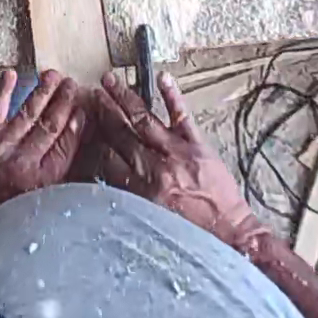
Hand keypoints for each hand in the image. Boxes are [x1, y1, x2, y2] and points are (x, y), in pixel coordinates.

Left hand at [0, 69, 85, 226]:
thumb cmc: (0, 210)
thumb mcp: (36, 203)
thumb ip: (54, 181)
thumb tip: (74, 154)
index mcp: (40, 181)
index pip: (65, 147)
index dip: (76, 127)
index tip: (84, 110)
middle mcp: (23, 160)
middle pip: (50, 125)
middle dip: (64, 103)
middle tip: (73, 85)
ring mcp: (2, 145)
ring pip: (29, 113)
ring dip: (43, 92)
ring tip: (53, 75)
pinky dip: (4, 90)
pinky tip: (12, 74)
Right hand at [91, 70, 268, 250]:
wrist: (235, 240)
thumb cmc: (192, 237)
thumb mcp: (151, 223)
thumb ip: (128, 198)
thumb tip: (104, 178)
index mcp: (141, 190)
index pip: (106, 157)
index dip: (93, 140)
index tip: (83, 124)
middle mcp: (156, 168)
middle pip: (120, 133)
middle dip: (103, 112)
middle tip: (90, 95)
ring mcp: (177, 153)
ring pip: (143, 118)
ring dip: (124, 96)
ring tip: (109, 80)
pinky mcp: (198, 146)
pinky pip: (181, 116)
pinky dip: (172, 95)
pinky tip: (162, 77)